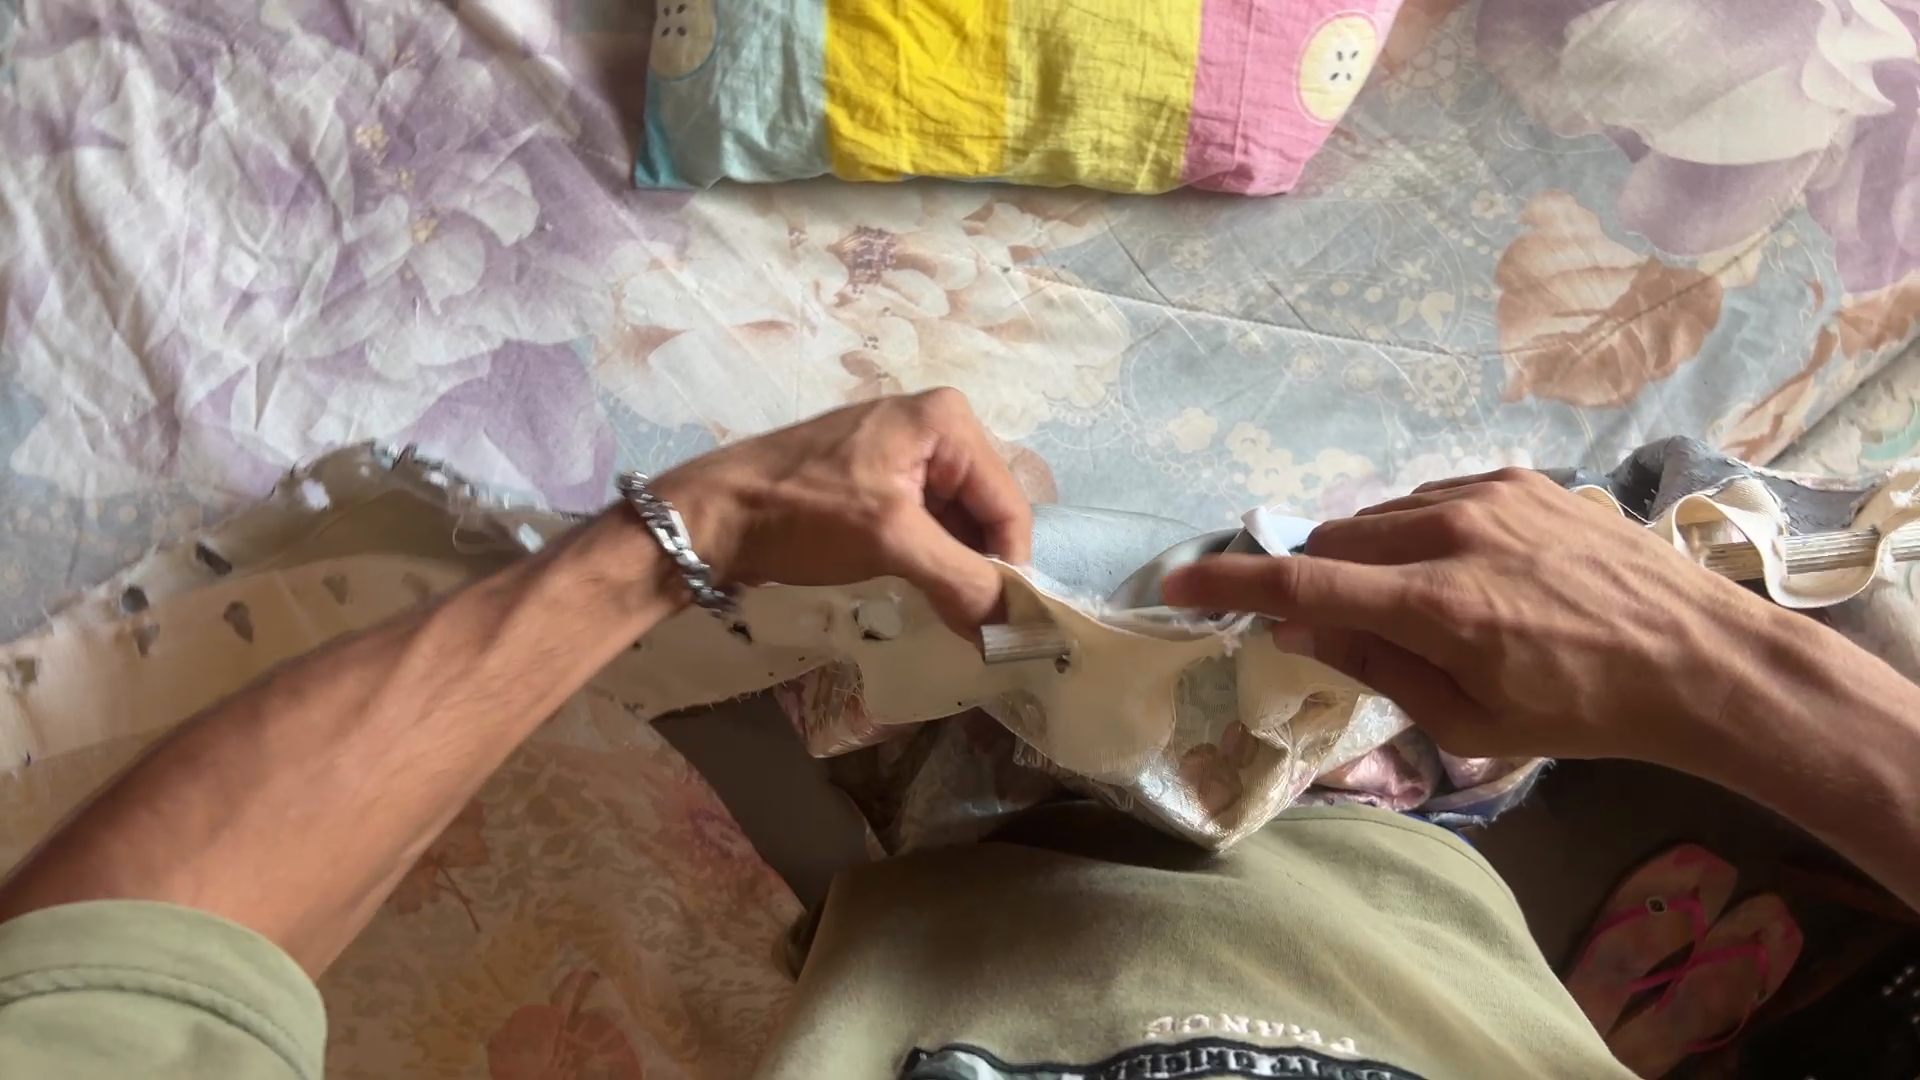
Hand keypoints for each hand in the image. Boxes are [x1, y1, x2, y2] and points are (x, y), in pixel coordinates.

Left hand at [653, 389, 1032, 631]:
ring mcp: (906, 451)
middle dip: (981, 568)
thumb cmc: (802, 513)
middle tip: (976, 625)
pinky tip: (925, 590)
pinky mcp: (882, 478)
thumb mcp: (891, 540)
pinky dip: (933, 560)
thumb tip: (1016, 629)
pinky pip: (929, 523)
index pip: (1007, 502)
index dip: (1010, 565)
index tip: (1005, 623)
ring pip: (959, 522)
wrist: (710, 517)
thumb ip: (962, 580)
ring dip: (957, 569)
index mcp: (947, 421)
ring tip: (951, 614)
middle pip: (986, 511)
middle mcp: (935, 426)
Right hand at [1161, 468, 1788, 765]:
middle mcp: (1452, 534)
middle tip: (1358, 613)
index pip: (1303, 583)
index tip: (1177, 582)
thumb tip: (1295, 625)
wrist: (1712, 663)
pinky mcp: (1518, 478)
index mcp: (1438, 606)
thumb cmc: (1578, 711)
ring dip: (1368, 552)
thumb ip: (1369, 663)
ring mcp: (1488, 495)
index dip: (1230, 583)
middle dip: (1323, 575)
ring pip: (1372, 514)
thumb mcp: (1464, 719)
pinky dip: (1414, 529)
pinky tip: (1466, 559)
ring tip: (1424, 589)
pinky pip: (1423, 496)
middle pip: (1330, 537)